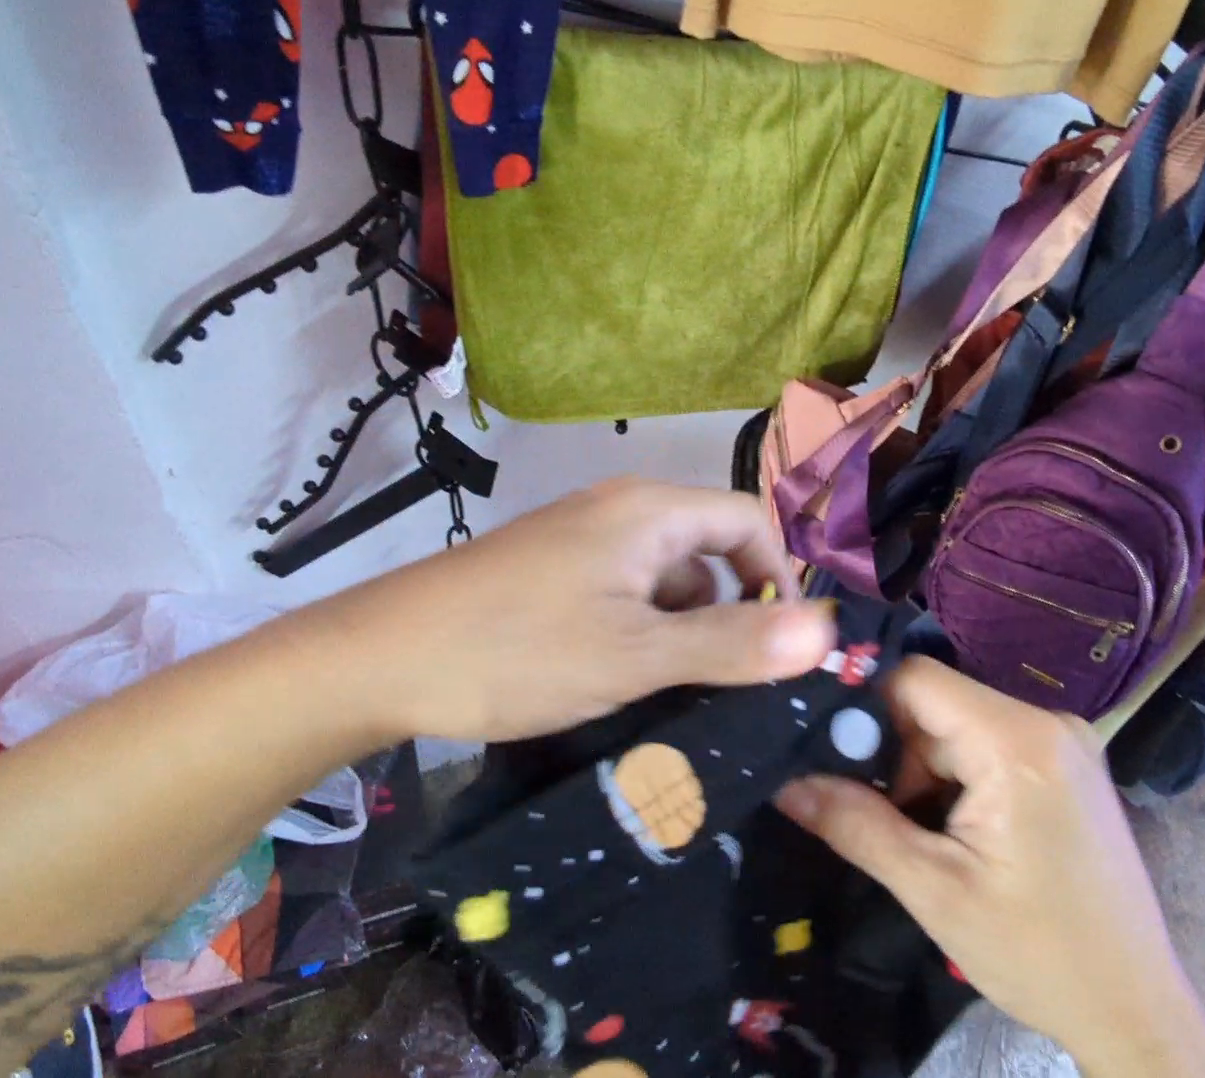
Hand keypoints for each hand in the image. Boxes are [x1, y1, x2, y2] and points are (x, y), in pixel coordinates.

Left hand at [296, 479, 837, 743]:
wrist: (377, 661)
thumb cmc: (516, 651)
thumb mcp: (636, 655)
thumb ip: (732, 643)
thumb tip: (828, 633)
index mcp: (648, 512)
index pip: (748, 521)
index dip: (778, 578)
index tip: (780, 649)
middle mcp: (617, 512)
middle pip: (708, 549)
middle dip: (729, 613)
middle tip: (728, 684)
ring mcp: (578, 543)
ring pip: (663, 580)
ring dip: (682, 630)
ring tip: (673, 693)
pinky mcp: (548, 575)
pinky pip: (621, 595)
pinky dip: (639, 633)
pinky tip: (621, 682)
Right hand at [773, 659, 1204, 1077]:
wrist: (1135, 1013)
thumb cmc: (1040, 954)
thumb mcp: (934, 890)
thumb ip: (854, 825)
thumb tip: (783, 783)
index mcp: (1019, 740)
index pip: (915, 679)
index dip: (862, 706)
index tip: (823, 752)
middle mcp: (1046, 723)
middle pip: (934, 707)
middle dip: (892, 757)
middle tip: (865, 815)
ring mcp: (1061, 744)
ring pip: (955, 731)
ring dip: (920, 777)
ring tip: (913, 840)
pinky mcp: (1064, 769)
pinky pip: (985, 751)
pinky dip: (953, 783)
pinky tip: (948, 836)